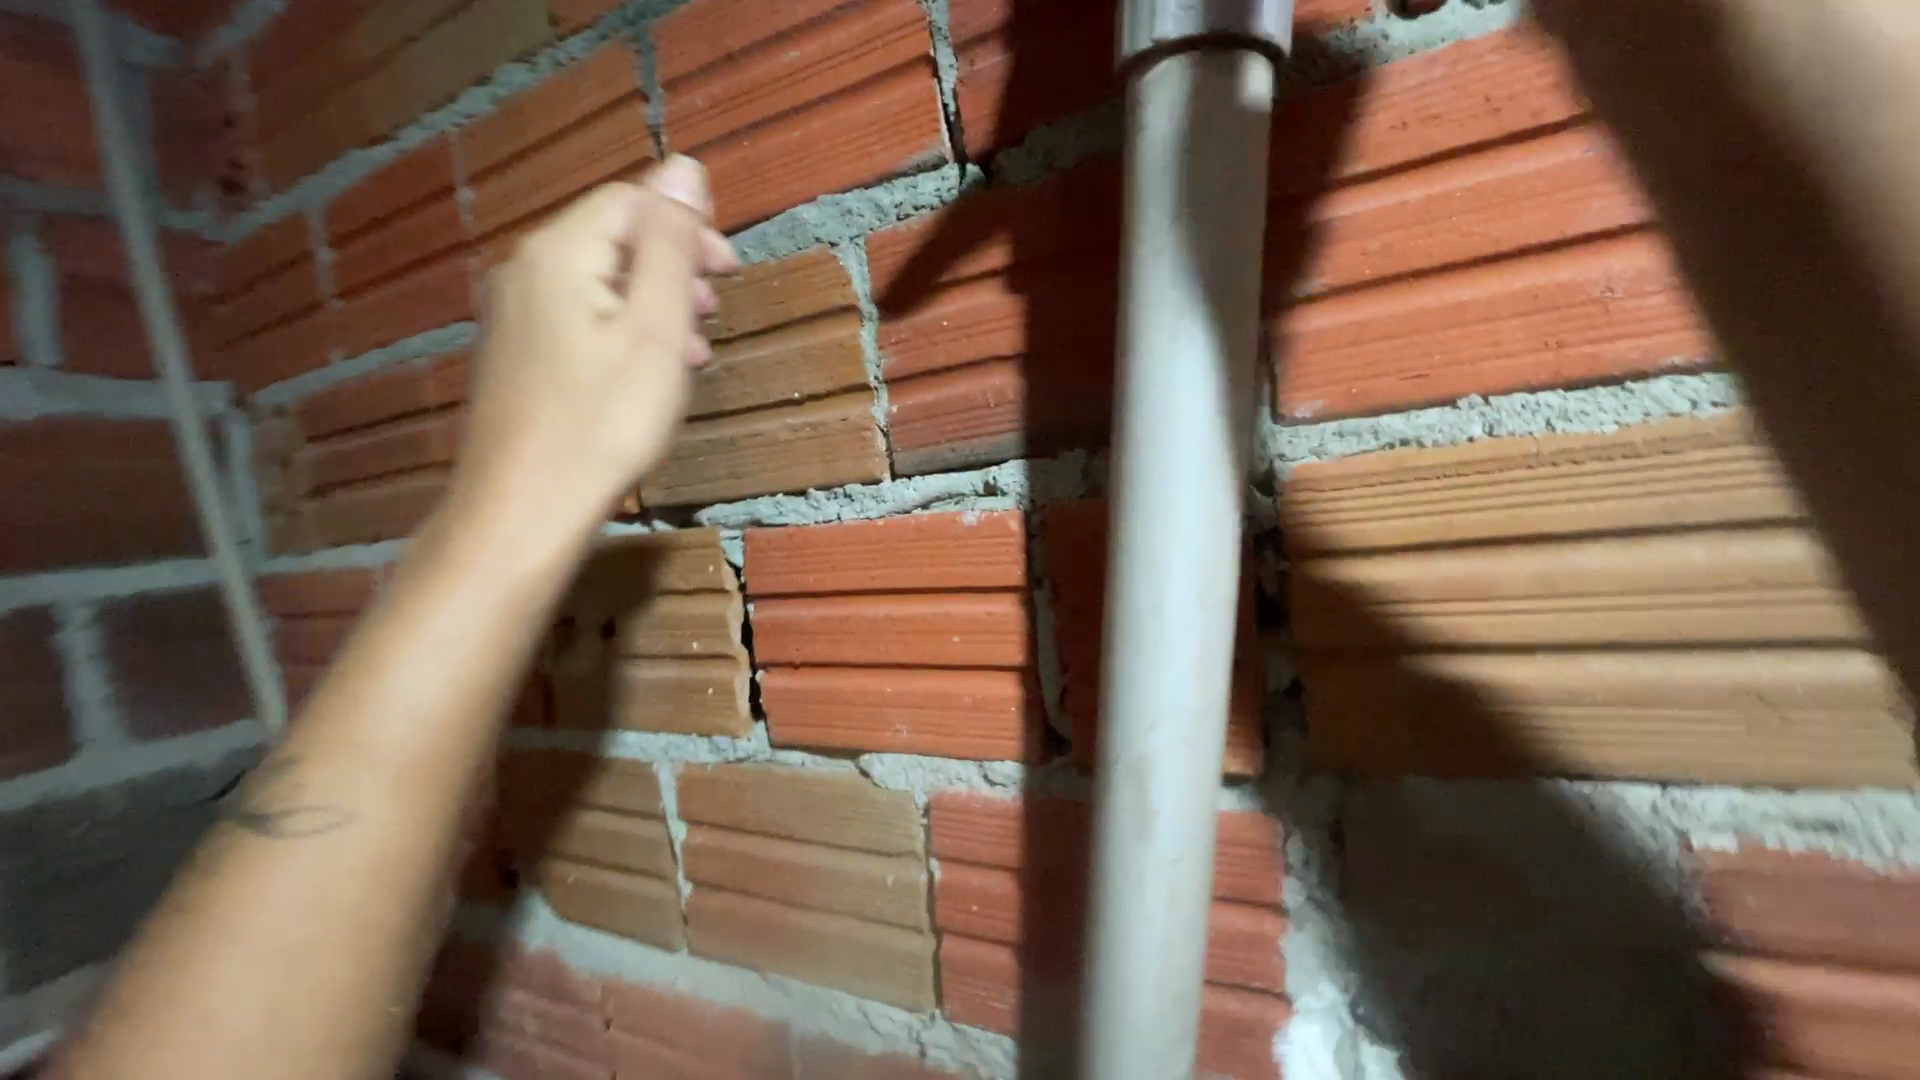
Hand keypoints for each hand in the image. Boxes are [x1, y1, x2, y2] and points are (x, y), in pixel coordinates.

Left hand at [453, 156, 738, 542]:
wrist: (524, 508)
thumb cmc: (602, 422)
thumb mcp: (655, 331)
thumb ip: (671, 247)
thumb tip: (684, 168)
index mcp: (559, 253)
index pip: (631, 201)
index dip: (687, 225)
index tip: (730, 273)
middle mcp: (525, 271)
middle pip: (612, 238)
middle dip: (674, 265)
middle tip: (715, 310)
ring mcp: (514, 315)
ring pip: (599, 283)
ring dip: (656, 303)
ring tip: (694, 347)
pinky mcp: (517, 355)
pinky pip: (580, 318)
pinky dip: (625, 331)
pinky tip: (649, 372)